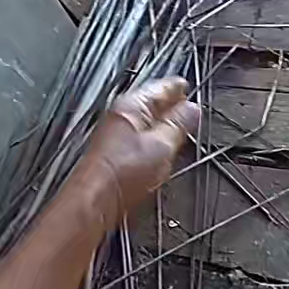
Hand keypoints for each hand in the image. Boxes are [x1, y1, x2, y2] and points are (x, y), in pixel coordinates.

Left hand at [68, 78, 200, 229]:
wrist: (97, 200)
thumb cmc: (121, 172)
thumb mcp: (163, 145)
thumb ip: (179, 124)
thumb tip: (192, 109)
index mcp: (132, 105)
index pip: (160, 87)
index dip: (177, 88)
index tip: (187, 87)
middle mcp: (120, 116)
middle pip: (151, 105)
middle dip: (171, 108)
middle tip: (188, 111)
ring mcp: (115, 134)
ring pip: (145, 124)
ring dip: (162, 127)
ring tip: (179, 132)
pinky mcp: (114, 154)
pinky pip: (138, 140)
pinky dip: (152, 143)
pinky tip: (160, 152)